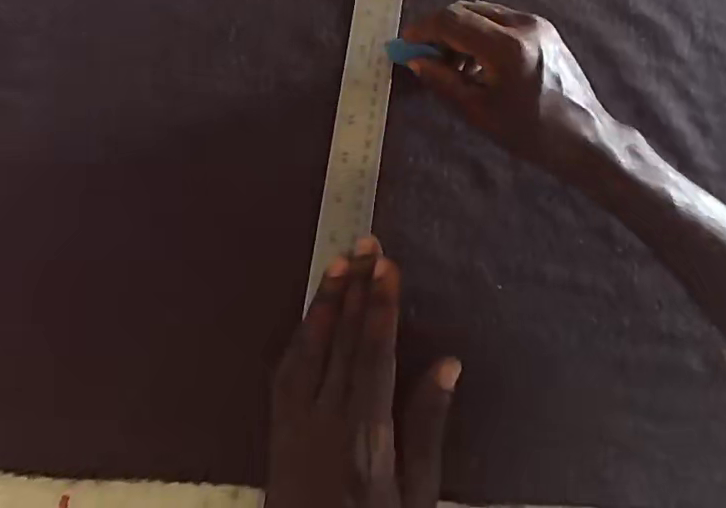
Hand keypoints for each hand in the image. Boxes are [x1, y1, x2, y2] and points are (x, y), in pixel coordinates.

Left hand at [267, 236, 459, 507]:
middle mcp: (326, 421)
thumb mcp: (418, 497)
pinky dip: (303, 331)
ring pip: (311, 345)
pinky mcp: (276, 427)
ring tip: (342, 260)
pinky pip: (287, 367)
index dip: (381, 307)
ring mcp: (295, 422)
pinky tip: (314, 309)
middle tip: (368, 244)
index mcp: (367, 439)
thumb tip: (448, 362)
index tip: (388, 266)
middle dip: (357, 287)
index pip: (374, 356)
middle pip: (343, 340)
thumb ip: (429, 427)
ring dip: (327, 300)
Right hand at [399, 1, 630, 184]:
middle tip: (426, 57)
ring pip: (483, 13)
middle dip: (440, 30)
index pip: (453, 21)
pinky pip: (500, 21)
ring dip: (460, 32)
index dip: (424, 28)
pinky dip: (480, 34)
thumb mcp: (479, 112)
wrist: (586, 139)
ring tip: (452, 66)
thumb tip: (416, 60)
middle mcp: (523, 24)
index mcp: (507, 47)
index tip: (406, 42)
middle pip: (466, 10)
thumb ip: (443, 81)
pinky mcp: (544, 30)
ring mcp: (536, 24)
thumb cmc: (531, 133)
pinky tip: (477, 64)